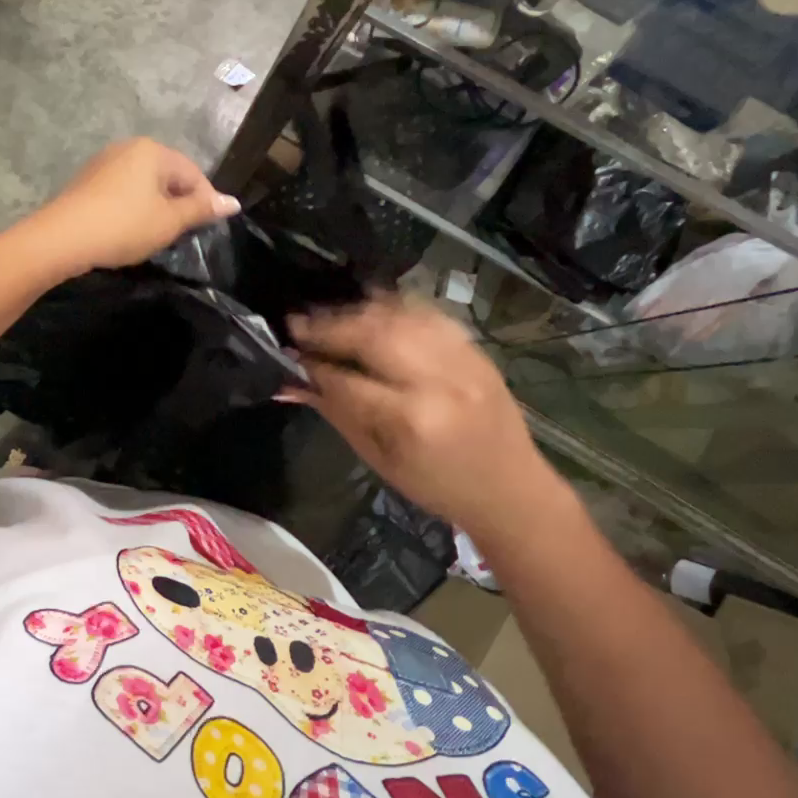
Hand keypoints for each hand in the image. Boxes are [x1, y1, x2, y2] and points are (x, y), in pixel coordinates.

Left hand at [27, 138, 241, 271]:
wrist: (61, 238)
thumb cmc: (123, 226)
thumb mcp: (168, 221)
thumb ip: (201, 209)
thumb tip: (232, 202)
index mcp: (153, 151)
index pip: (192, 173)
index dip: (205, 200)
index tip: (207, 228)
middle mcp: (127, 148)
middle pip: (167, 176)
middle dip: (178, 203)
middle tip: (181, 234)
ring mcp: (103, 164)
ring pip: (142, 185)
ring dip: (154, 207)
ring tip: (155, 234)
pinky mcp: (86, 183)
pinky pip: (120, 193)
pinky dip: (130, 209)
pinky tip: (128, 230)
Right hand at [277, 296, 570, 539]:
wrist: (510, 490)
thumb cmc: (436, 486)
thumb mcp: (376, 458)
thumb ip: (334, 411)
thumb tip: (290, 381)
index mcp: (410, 420)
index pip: (345, 379)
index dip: (311, 364)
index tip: (286, 353)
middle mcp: (438, 382)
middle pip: (373, 335)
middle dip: (329, 326)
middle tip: (297, 324)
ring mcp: (462, 361)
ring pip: (400, 317)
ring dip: (358, 311)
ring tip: (329, 315)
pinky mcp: (476, 351)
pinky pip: (428, 315)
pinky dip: (395, 308)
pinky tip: (371, 310)